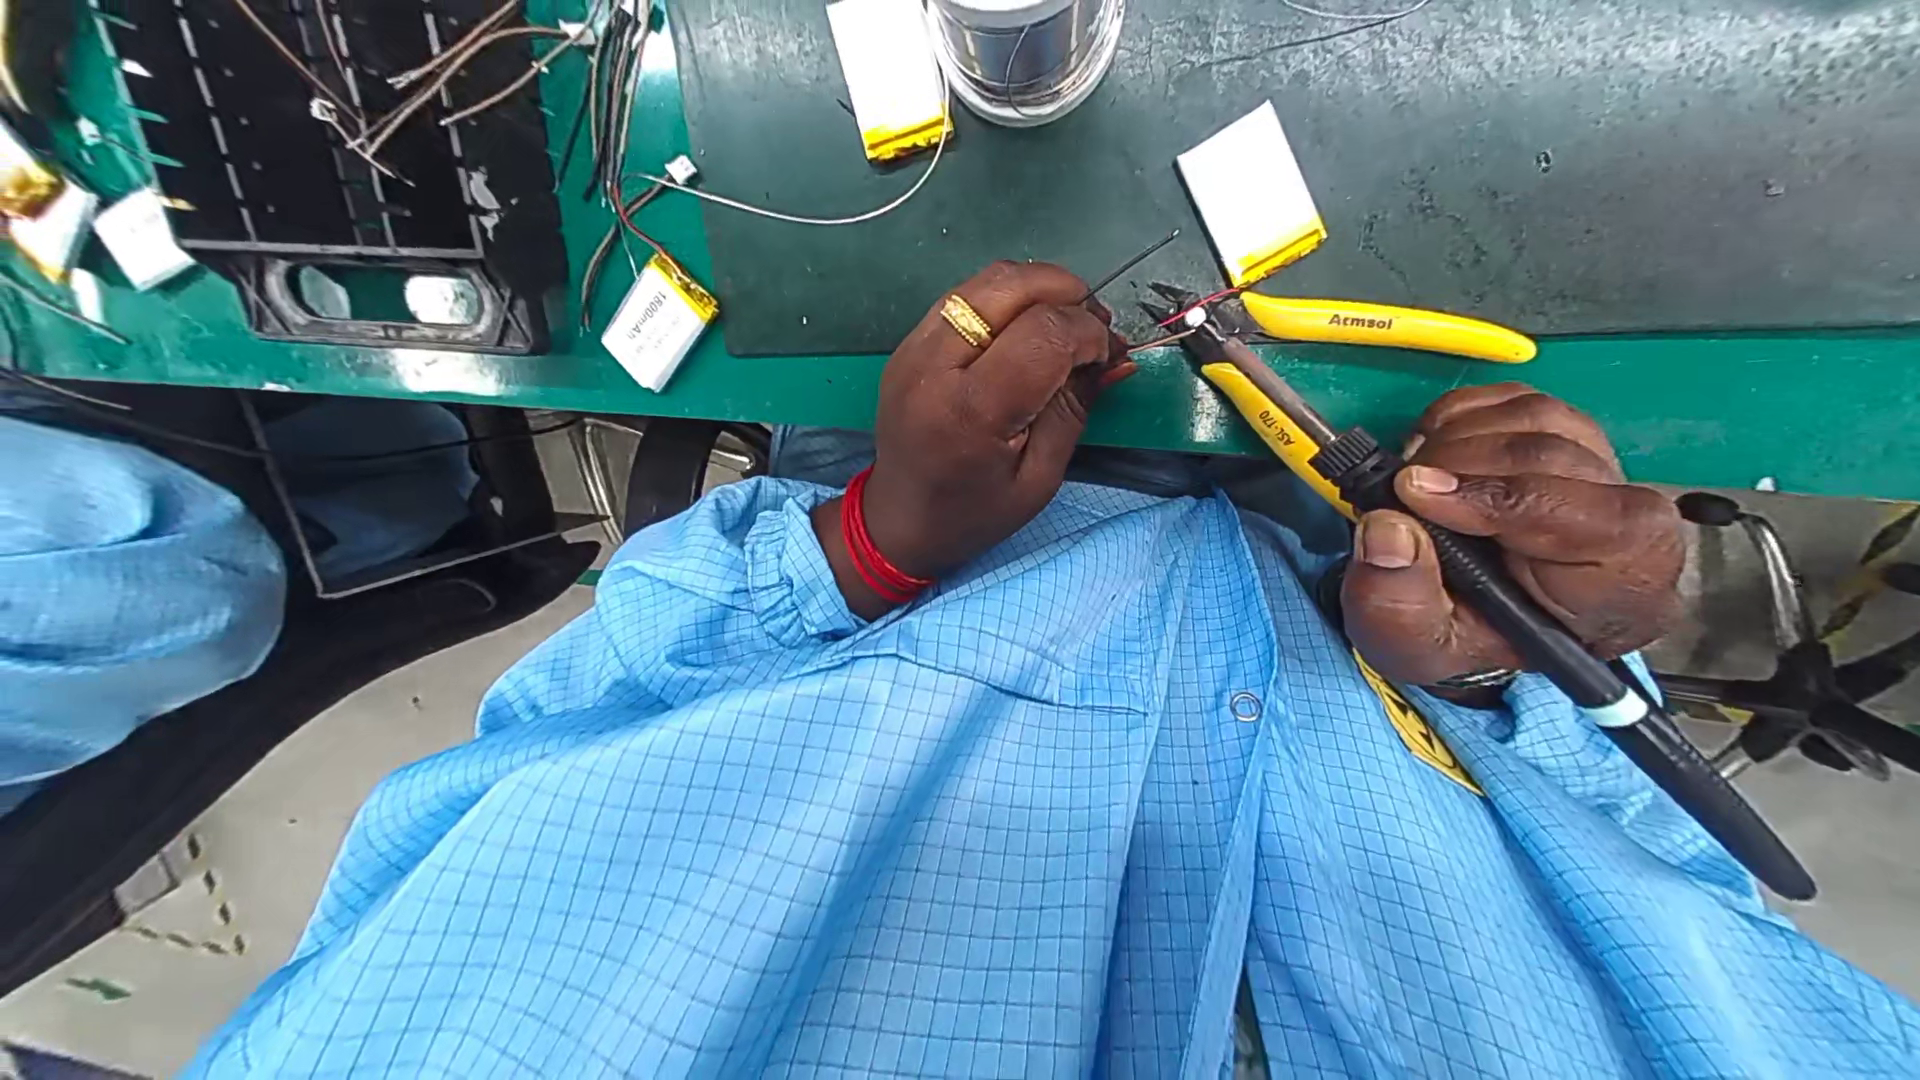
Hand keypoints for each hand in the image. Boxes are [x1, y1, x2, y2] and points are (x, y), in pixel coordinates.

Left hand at [815, 261, 1134, 616]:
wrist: (898, 522)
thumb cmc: (973, 515)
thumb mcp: (1037, 479)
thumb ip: (1074, 410)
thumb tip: (1118, 358)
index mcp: (969, 412)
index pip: (1043, 333)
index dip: (1088, 332)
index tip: (1107, 355)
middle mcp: (933, 367)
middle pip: (1009, 286)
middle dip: (1067, 293)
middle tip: (1093, 327)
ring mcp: (912, 350)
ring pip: (985, 282)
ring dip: (1038, 289)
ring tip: (1064, 323)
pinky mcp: (906, 346)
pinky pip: (963, 298)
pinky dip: (1006, 300)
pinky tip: (1025, 330)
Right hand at [1342, 383, 1683, 687]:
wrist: (1453, 619)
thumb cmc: (1446, 638)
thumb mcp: (1407, 644)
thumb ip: (1396, 599)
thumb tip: (1387, 526)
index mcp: (1608, 594)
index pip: (1596, 524)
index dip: (1503, 498)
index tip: (1415, 493)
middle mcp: (1622, 526)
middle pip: (1558, 459)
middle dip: (1458, 466)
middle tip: (1397, 491)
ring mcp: (1593, 474)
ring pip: (1539, 420)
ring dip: (1455, 439)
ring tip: (1411, 477)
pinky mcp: (1556, 441)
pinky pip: (1517, 401)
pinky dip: (1459, 415)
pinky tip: (1428, 451)